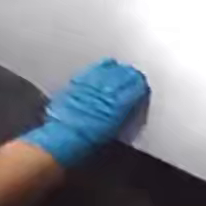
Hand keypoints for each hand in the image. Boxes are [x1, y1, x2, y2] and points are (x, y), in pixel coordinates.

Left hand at [20, 59, 149, 167]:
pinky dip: (100, 67)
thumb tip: (134, 98)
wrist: (63, 139)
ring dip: (116, 70)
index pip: (134, 88)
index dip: (139, 84)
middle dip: (129, 75)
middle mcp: (105, 93)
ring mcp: (89, 87)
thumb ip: (127, 110)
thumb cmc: (92, 139)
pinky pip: (91, 71)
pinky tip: (105, 65)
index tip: (142, 83)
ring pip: (107, 71)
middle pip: (121, 77)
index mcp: (118, 106)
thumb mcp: (118, 128)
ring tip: (121, 68)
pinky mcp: (76, 85)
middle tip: (134, 74)